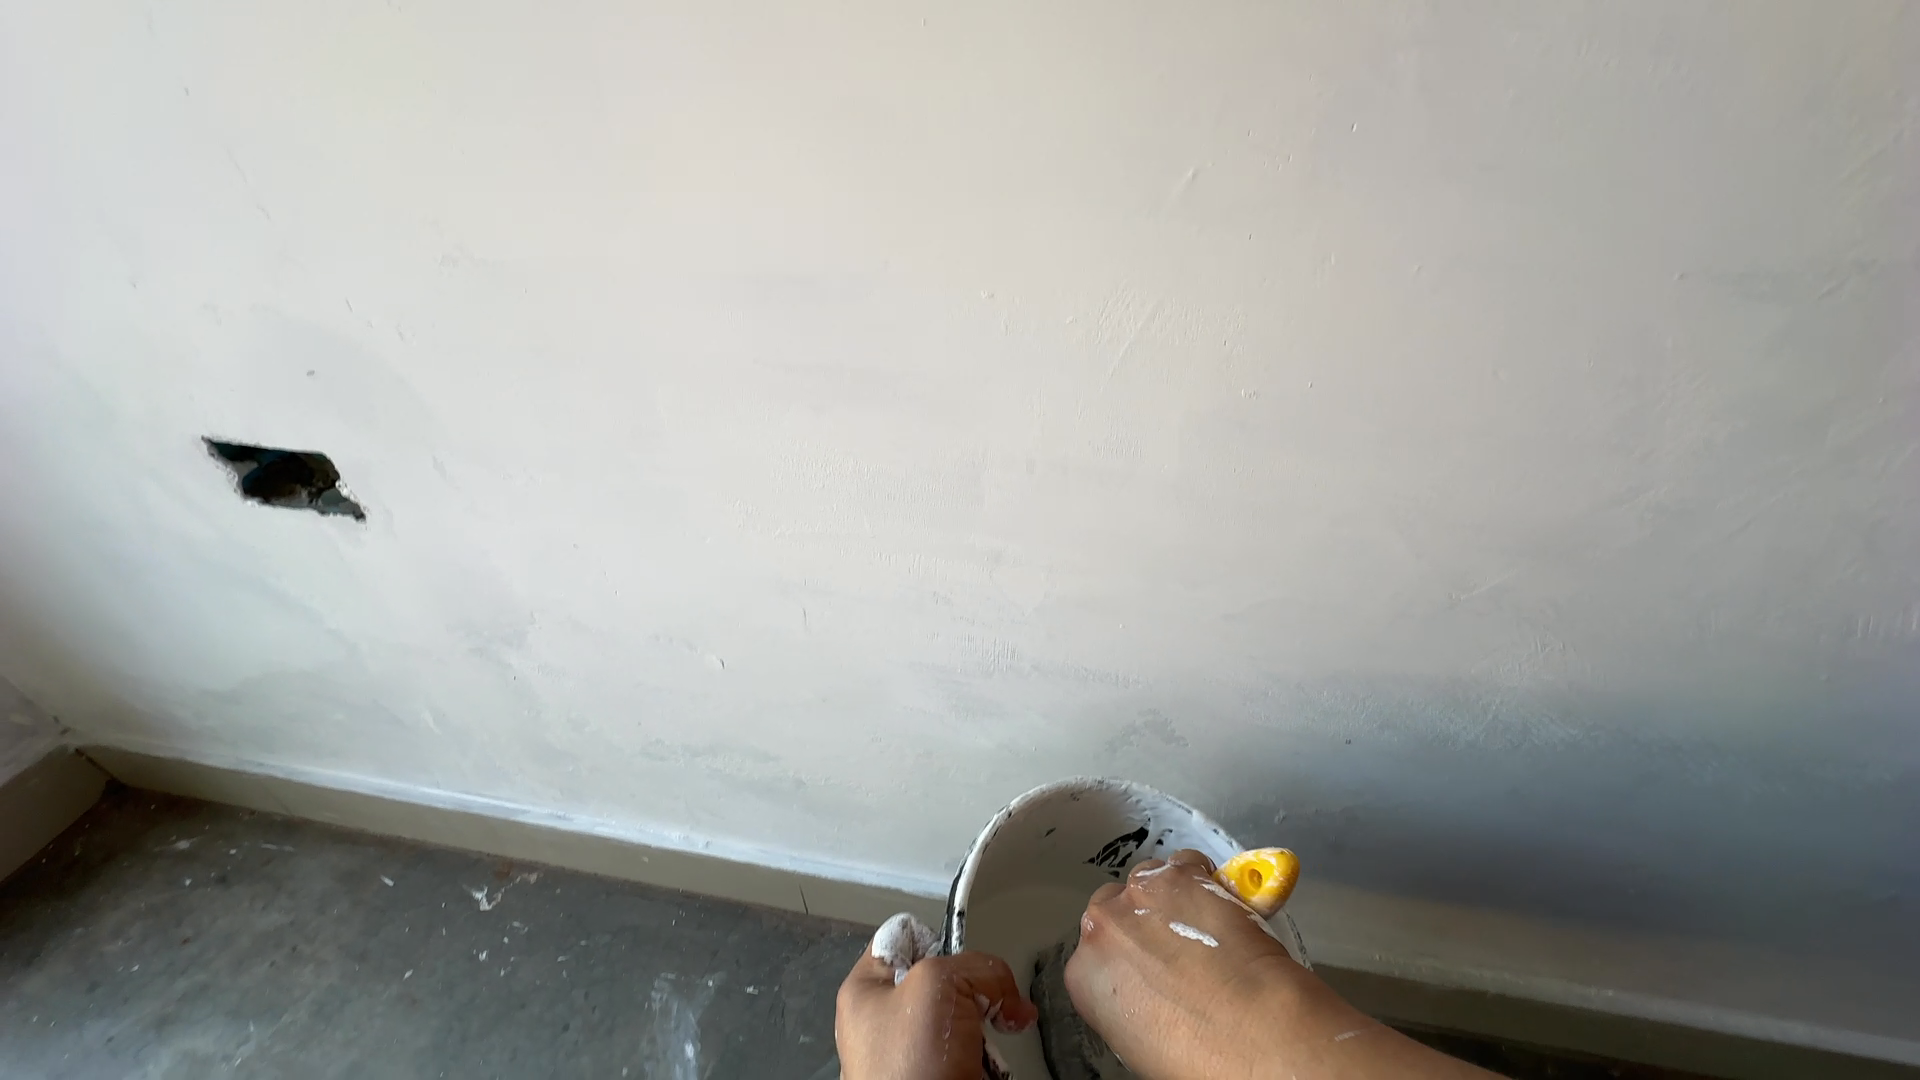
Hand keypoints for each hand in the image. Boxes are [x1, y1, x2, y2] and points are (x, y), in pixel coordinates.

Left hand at [835, 947, 1038, 1079]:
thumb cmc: (910, 1063)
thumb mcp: (940, 983)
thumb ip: (979, 966)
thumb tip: (1007, 997)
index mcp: (866, 989)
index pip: (906, 936)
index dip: (938, 940)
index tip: (957, 961)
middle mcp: (884, 1021)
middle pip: (944, 980)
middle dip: (972, 993)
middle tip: (979, 1008)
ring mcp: (912, 1057)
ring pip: (965, 1019)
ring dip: (985, 1030)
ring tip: (983, 1047)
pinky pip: (974, 1057)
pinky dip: (989, 1063)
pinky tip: (988, 1070)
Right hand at [1066, 849, 1498, 1079]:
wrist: (1273, 1052)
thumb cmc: (1216, 1069)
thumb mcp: (1152, 1051)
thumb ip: (1141, 1012)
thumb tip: (1161, 1003)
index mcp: (1087, 977)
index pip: (1090, 952)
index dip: (1130, 964)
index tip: (1156, 973)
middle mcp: (1106, 922)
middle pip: (1118, 907)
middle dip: (1148, 925)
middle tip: (1192, 960)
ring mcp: (1146, 893)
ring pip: (1155, 881)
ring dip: (1178, 900)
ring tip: (1220, 942)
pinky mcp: (1191, 873)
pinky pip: (1191, 867)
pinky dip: (1210, 884)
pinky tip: (1236, 916)